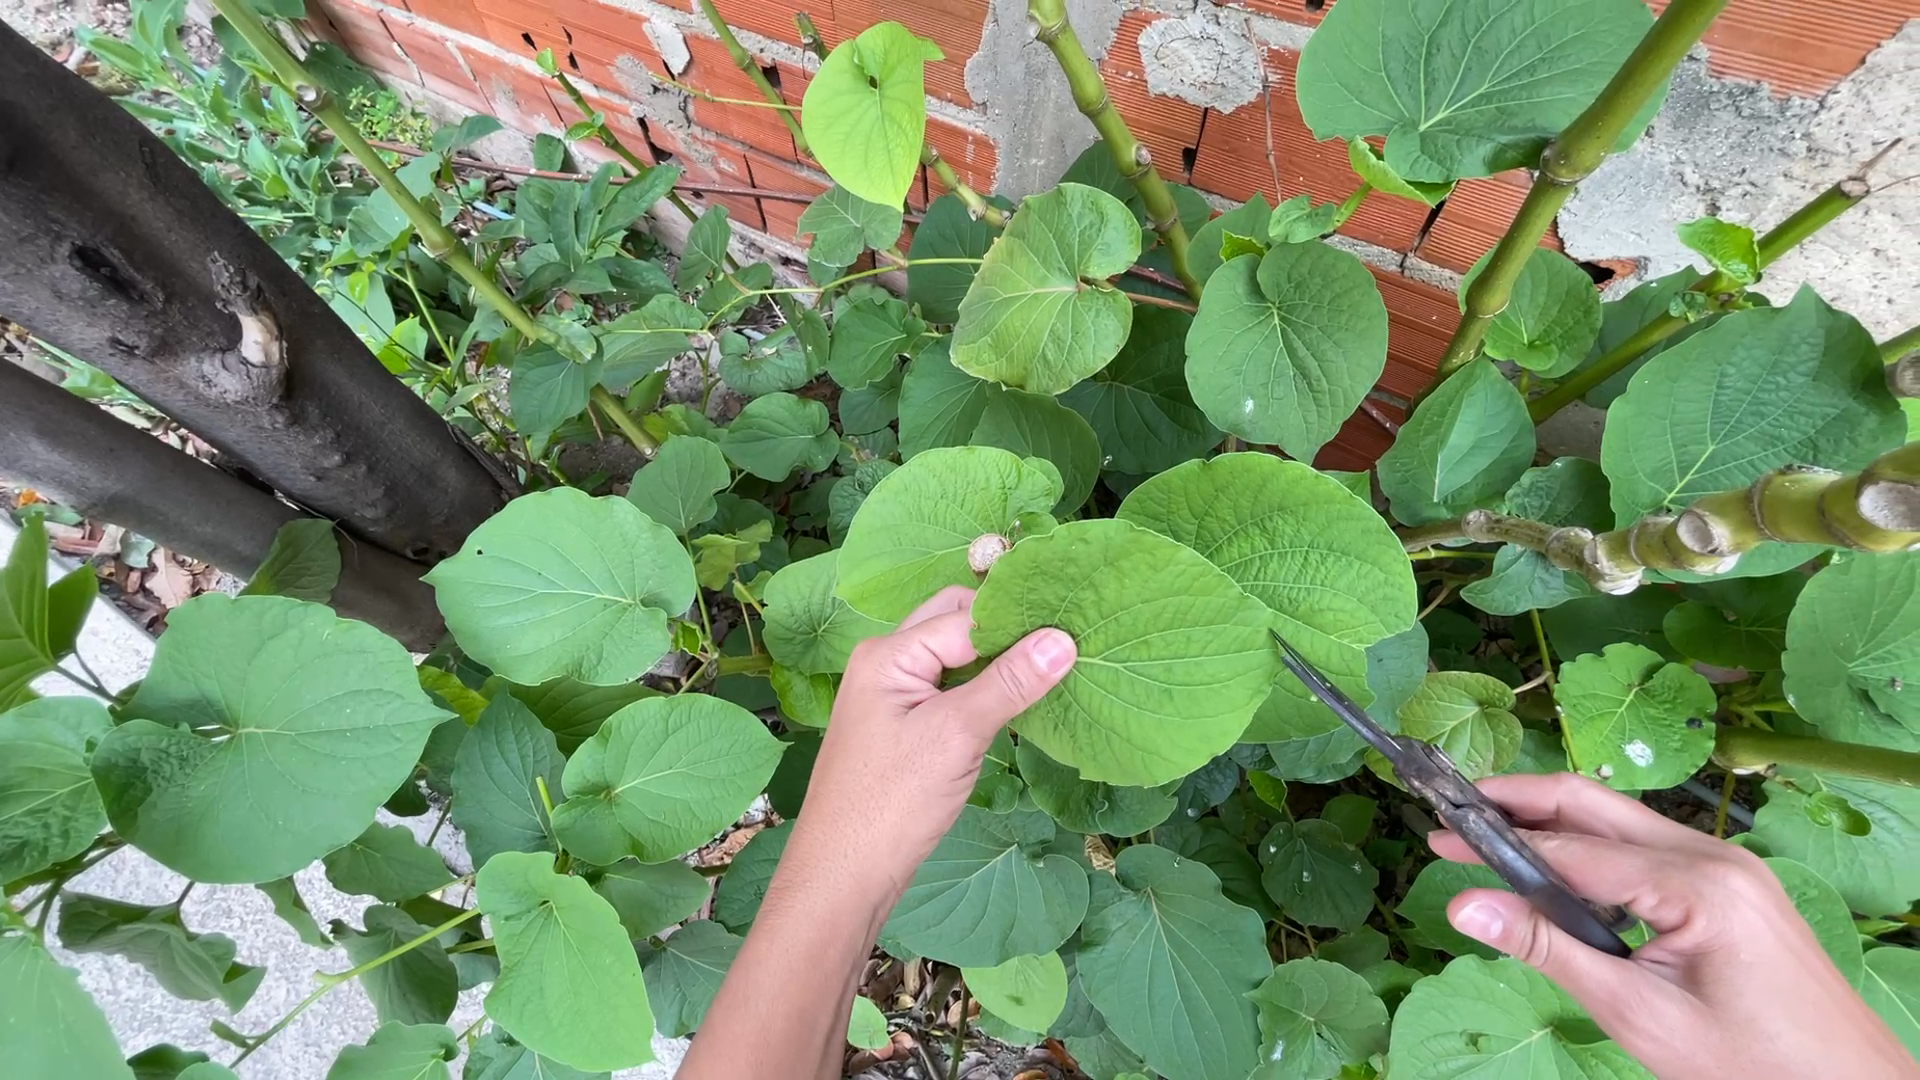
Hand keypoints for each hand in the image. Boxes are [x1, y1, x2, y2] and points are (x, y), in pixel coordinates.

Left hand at [787, 586, 1075, 902]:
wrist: (843, 876)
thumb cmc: (894, 802)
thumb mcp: (957, 735)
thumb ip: (1010, 683)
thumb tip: (1063, 639)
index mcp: (889, 653)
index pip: (965, 618)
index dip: (1016, 623)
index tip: (1071, 630)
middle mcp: (887, 662)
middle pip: (956, 625)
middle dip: (1004, 633)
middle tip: (1058, 647)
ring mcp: (893, 694)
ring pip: (955, 658)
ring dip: (995, 663)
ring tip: (1049, 670)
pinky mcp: (904, 724)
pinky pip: (949, 688)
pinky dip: (982, 689)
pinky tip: (1016, 702)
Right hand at [1430, 773, 1917, 1079]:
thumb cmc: (1751, 1069)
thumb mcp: (1638, 1014)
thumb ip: (1545, 949)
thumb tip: (1461, 907)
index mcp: (1697, 882)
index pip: (1568, 847)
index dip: (1495, 841)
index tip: (1438, 837)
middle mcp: (1710, 854)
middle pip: (1586, 802)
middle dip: (1513, 803)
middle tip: (1452, 818)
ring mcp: (1723, 864)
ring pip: (1608, 817)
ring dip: (1544, 822)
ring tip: (1487, 841)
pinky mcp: (1725, 881)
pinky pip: (1635, 844)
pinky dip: (1581, 847)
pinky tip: (1553, 872)